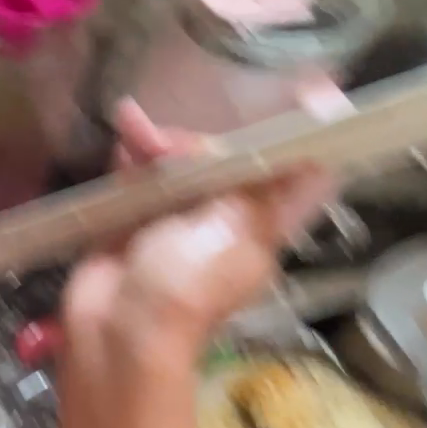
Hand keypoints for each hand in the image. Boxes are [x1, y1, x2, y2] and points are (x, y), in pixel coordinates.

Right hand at [61, 101, 332, 369]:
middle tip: (171, 140)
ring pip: (178, 169)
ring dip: (158, 144)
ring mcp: (174, 222)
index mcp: (262, 226)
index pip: (303, 174)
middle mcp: (223, 220)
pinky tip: (123, 136)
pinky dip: (131, 159)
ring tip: (131, 125)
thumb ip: (254, 189)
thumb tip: (303, 153)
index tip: (311, 93)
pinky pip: (137, 182)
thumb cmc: (181, 289)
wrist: (115, 334)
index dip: (311, 135)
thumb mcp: (228, 235)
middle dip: (203, 141)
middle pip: (227, 162)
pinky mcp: (131, 225)